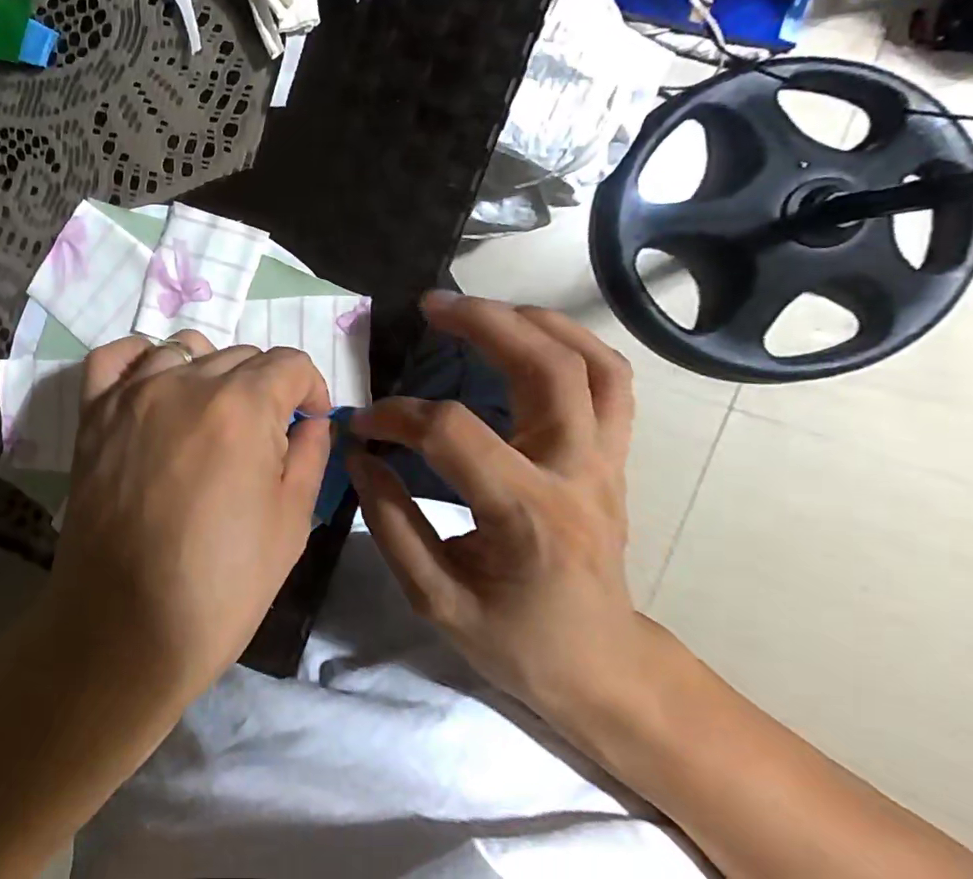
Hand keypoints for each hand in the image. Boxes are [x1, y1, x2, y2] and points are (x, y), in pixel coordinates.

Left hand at [46, 331, 333, 707]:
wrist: (126, 623)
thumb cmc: (221, 584)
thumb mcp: (291, 524)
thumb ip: (309, 455)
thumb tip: (310, 419)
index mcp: (240, 407)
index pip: (289, 364)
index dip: (311, 390)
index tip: (308, 423)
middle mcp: (182, 384)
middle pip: (237, 355)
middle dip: (263, 387)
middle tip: (261, 437)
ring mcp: (129, 395)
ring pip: (179, 350)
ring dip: (207, 372)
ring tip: (209, 416)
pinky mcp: (92, 414)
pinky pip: (113, 358)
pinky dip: (138, 358)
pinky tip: (152, 384)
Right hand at [345, 292, 660, 721]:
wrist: (602, 667)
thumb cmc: (515, 641)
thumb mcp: (433, 598)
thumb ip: (390, 522)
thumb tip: (361, 455)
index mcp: (527, 515)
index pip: (454, 432)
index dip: (397, 416)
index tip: (361, 426)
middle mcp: (577, 475)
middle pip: (549, 370)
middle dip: (485, 324)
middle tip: (430, 304)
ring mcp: (605, 463)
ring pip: (594, 365)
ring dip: (537, 323)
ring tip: (480, 306)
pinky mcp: (611, 459)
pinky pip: (609, 384)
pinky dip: (572, 346)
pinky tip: (527, 336)